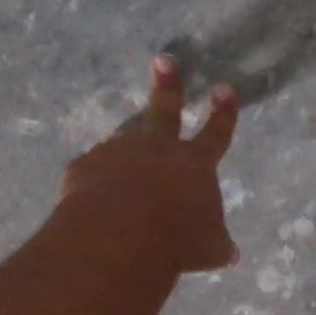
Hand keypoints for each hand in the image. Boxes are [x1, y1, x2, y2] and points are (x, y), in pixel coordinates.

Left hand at [58, 55, 240, 273]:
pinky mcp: (85, 168)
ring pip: (125, 141)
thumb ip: (217, 244)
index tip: (225, 88)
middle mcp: (159, 150)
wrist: (118, 237)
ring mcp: (119, 154)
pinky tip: (94, 194)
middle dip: (168, 85)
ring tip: (124, 153)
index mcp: (196, 164)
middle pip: (164, 110)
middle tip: (164, 60)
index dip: (223, 112)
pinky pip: (93, 169)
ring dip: (127, 145)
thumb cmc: (177, 240)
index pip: (217, 133)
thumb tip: (230, 255)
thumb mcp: (207, 248)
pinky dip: (97, 178)